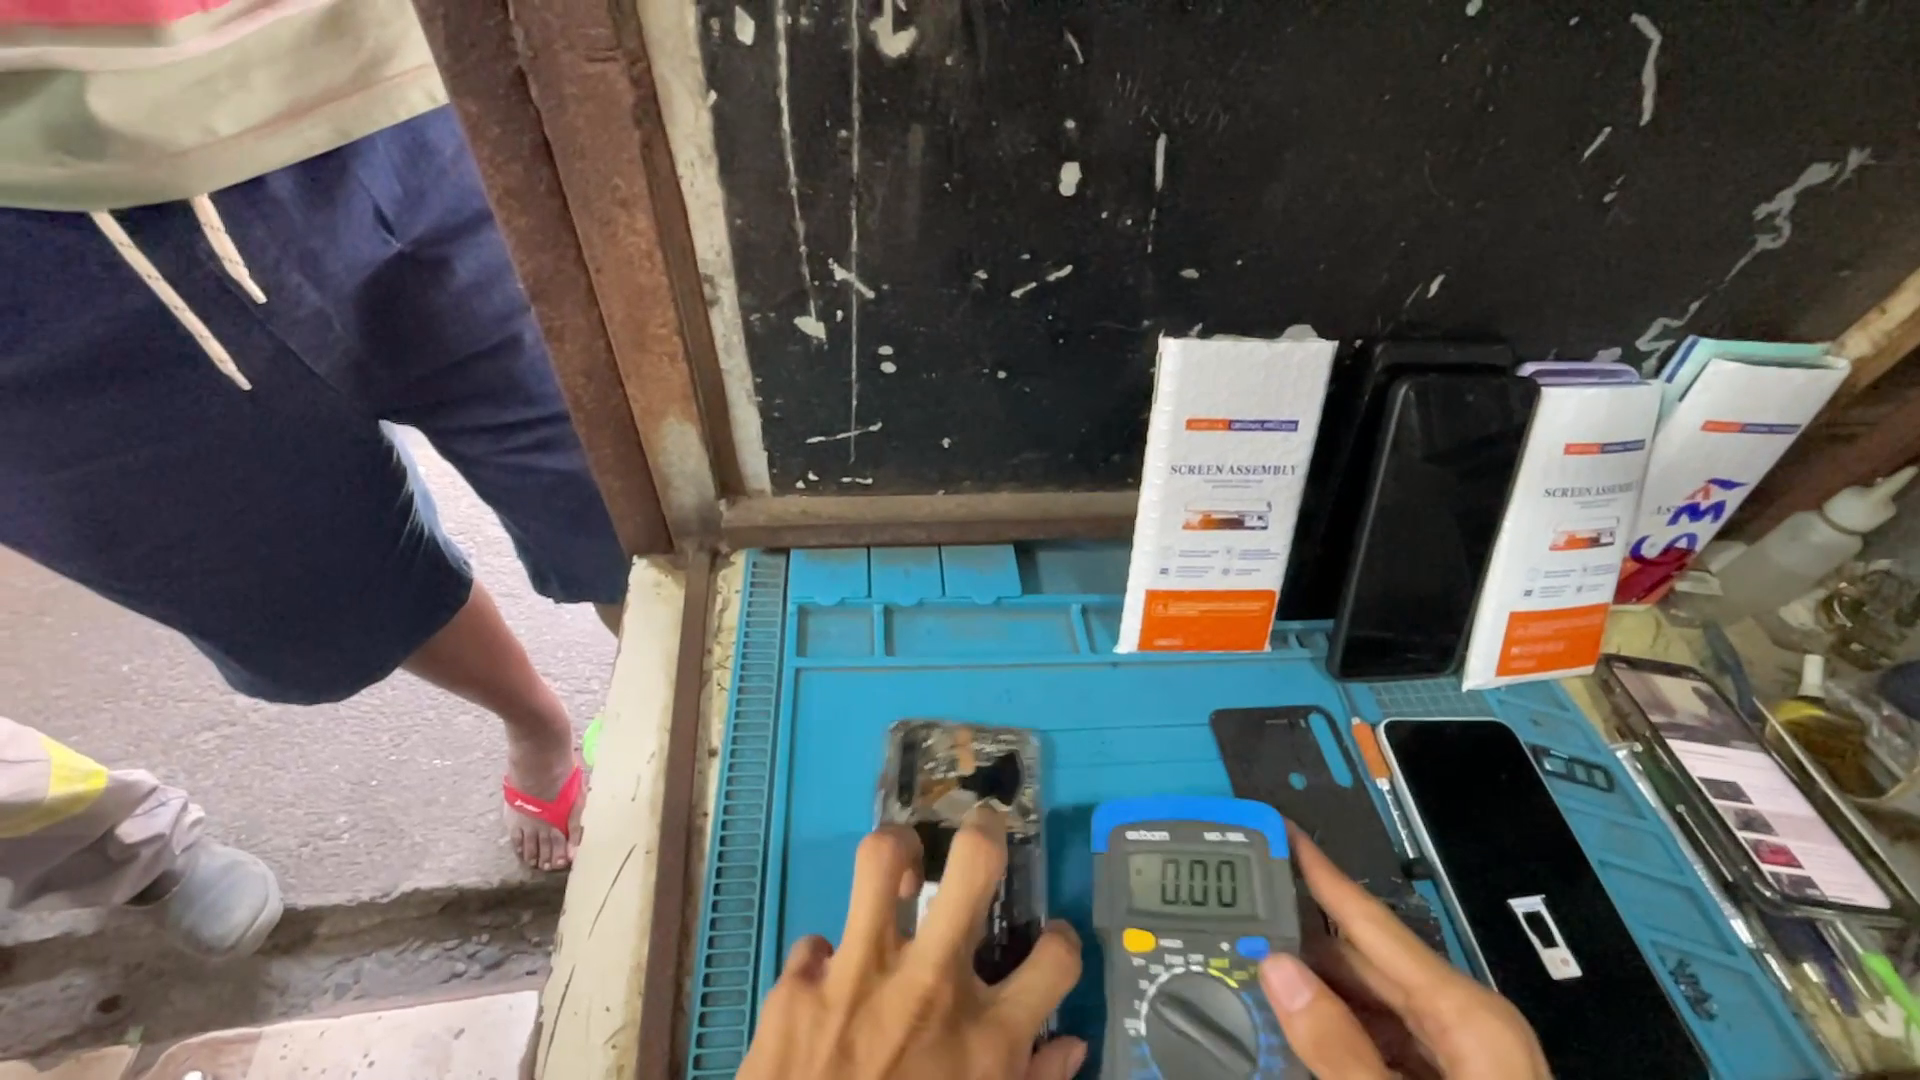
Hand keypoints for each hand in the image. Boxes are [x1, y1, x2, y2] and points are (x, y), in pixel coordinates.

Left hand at [737, 806, 1087, 1079]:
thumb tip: (1070, 1043)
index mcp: (985, 1037)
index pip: (1057, 956)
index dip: (1061, 941)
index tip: (1047, 942)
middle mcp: (928, 987)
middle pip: (973, 865)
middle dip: (984, 833)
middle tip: (981, 832)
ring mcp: (857, 976)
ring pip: (879, 859)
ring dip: (894, 852)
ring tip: (900, 864)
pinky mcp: (796, 988)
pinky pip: (815, 943)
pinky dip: (826, 962)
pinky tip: (827, 987)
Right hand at [1259, 829, 1549, 1078]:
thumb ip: (1335, 1047)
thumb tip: (1279, 971)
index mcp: (1467, 1016)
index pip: (1373, 922)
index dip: (1320, 873)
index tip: (1279, 831)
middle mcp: (1466, 1023)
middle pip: (1365, 962)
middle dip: (1300, 943)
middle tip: (1237, 917)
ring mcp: (1460, 1056)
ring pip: (1369, 1003)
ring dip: (1313, 992)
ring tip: (1252, 972)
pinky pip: (1380, 1039)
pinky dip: (1335, 1031)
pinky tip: (1294, 1031)